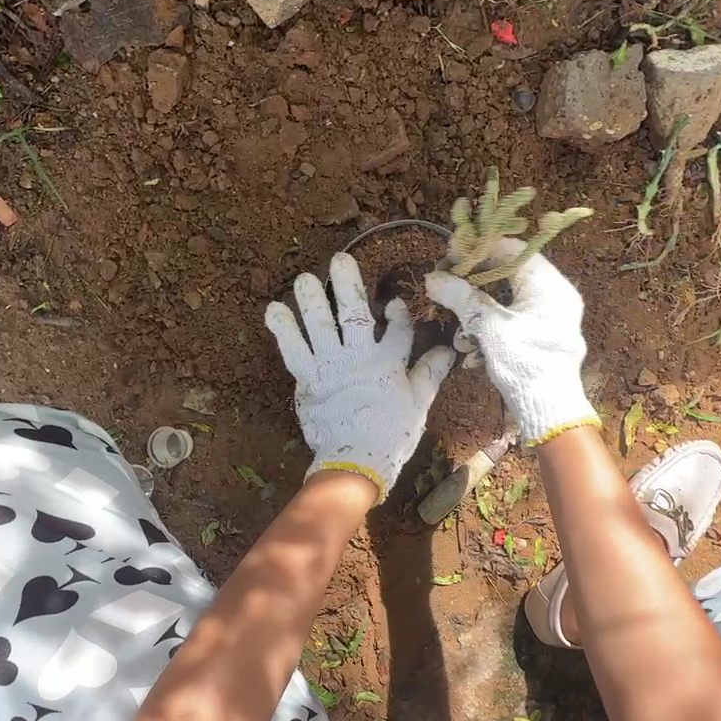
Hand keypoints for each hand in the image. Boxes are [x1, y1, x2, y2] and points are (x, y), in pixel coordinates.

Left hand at [265, 253, 454, 501]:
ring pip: (320, 326)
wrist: (357, 461)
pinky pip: (293, 350)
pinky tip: (273, 309)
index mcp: (389, 362)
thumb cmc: (391, 434)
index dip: (398, 314)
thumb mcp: (418, 402)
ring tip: (303, 278)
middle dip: (347, 285)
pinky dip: (283, 330)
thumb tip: (448, 350)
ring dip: (311, 300)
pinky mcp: (308, 380)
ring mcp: (331, 366)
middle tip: (339, 259)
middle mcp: (358, 356)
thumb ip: (429, 372)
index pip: (397, 329)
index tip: (394, 303)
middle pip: (353, 314)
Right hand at [425, 239, 597, 443]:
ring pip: (505, 302)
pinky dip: (489, 332)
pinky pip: (511, 322)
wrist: (547, 411)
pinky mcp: (541, 338)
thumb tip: (433, 278)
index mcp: (550, 286)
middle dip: (473, 288)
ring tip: (460, 336)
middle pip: (507, 277)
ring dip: (476, 316)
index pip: (513, 250)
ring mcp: (549, 319)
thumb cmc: (524, 363)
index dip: (479, 250)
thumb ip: (461, 298)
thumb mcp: (488, 327)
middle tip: (446, 292)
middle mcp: (554, 296)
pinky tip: (472, 352)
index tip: (450, 258)